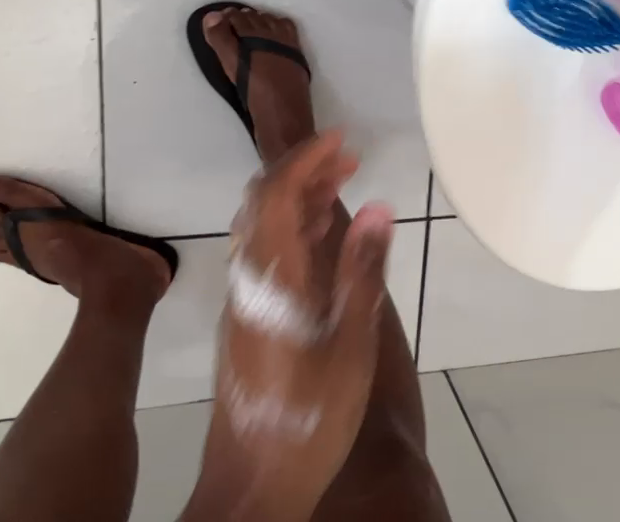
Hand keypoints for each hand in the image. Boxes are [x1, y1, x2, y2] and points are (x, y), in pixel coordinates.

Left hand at [189, 131, 394, 520]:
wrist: (251, 481)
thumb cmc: (308, 418)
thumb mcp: (350, 347)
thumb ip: (362, 273)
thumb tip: (377, 208)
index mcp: (272, 278)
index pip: (275, 193)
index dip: (304, 158)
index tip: (340, 139)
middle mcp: (248, 277)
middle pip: (263, 200)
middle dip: (303, 168)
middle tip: (348, 157)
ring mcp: (242, 296)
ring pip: (262, 224)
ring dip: (297, 195)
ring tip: (342, 184)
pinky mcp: (245, 315)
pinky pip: (264, 248)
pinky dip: (292, 226)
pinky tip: (322, 234)